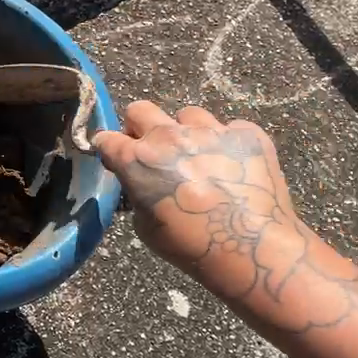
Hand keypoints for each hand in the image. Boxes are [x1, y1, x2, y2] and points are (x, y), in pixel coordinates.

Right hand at [92, 102, 311, 304]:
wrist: (252, 248)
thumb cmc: (190, 245)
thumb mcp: (144, 225)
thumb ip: (137, 192)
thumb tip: (143, 183)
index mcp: (136, 159)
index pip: (105, 139)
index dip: (108, 149)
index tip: (115, 158)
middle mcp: (168, 136)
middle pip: (139, 110)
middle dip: (140, 127)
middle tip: (152, 149)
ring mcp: (210, 131)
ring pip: (188, 115)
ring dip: (186, 132)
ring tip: (199, 155)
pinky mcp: (247, 134)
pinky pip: (230, 128)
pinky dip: (227, 142)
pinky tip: (233, 165)